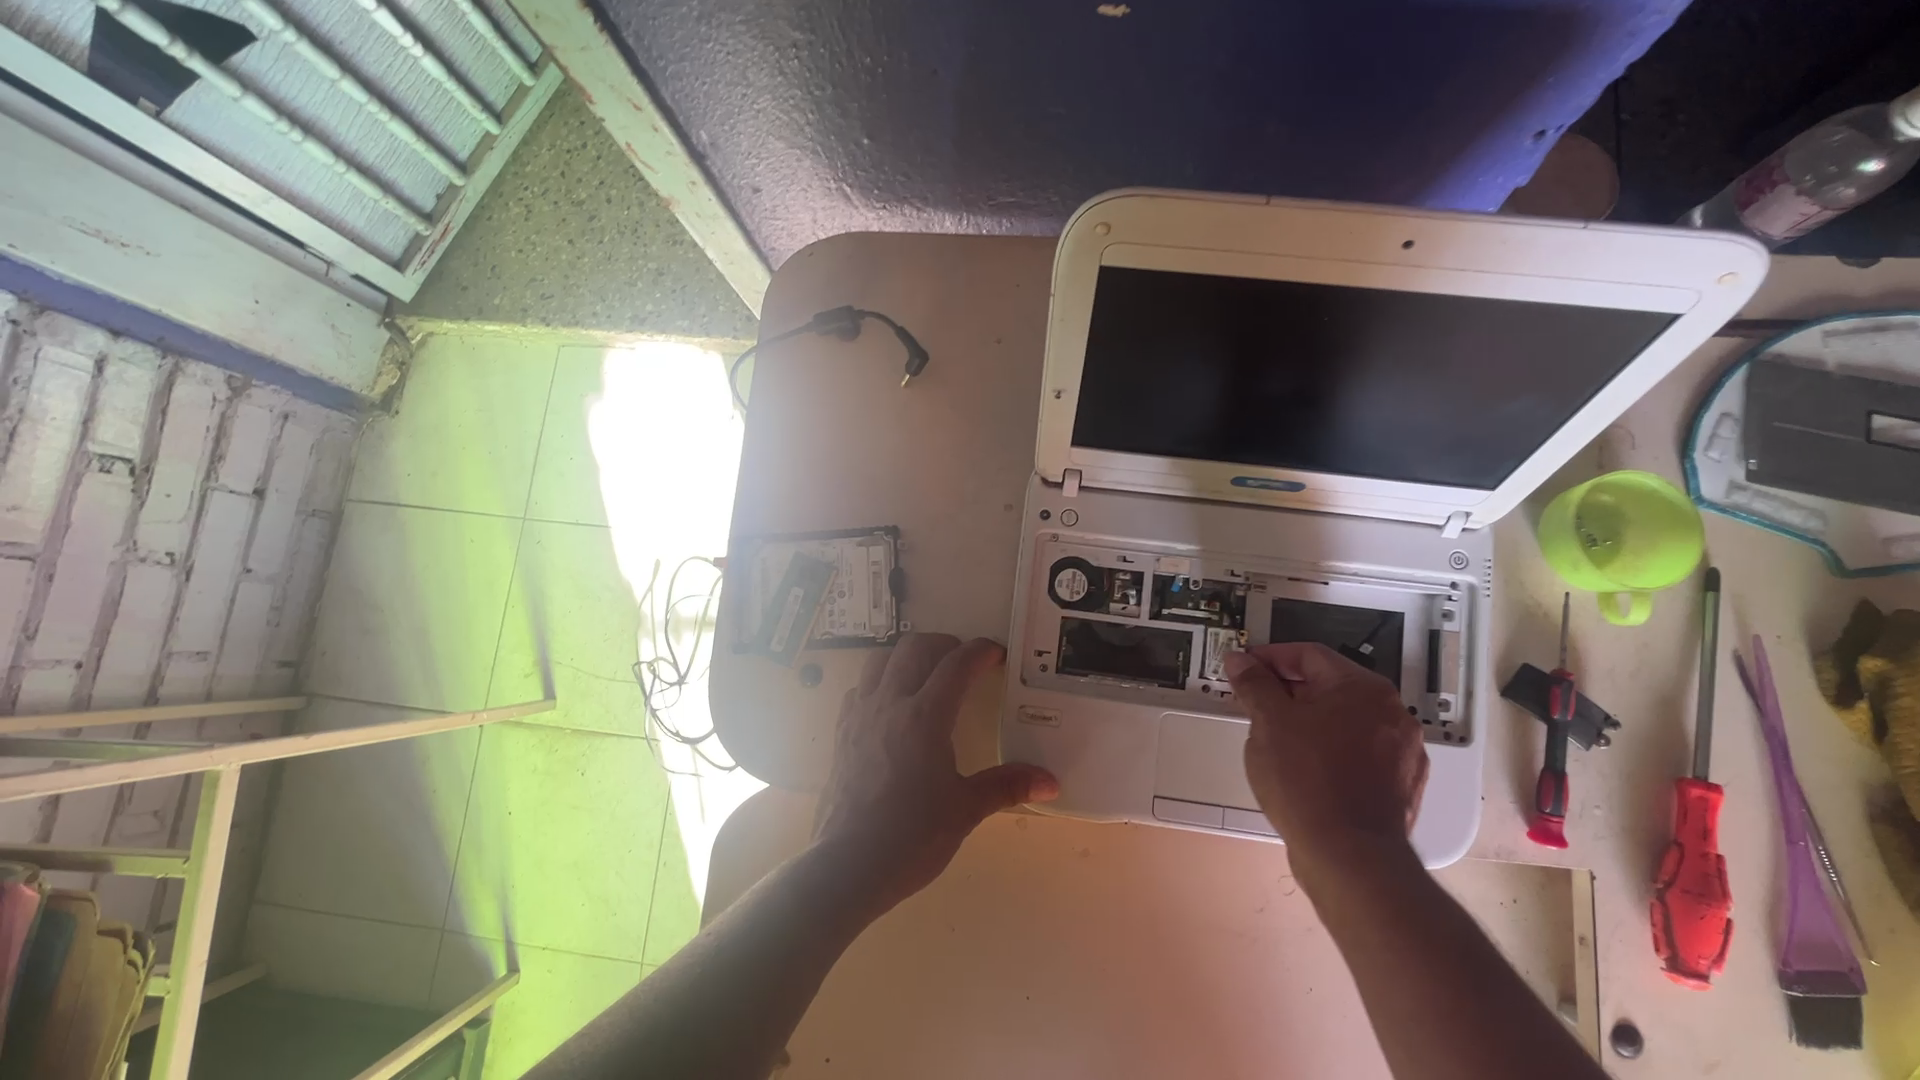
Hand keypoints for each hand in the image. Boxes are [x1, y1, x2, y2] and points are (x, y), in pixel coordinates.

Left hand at [813, 634, 1058, 914]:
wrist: (849, 866)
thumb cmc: (913, 836)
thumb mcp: (966, 809)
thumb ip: (1007, 786)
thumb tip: (1050, 781)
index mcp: (925, 715)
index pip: (957, 664)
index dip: (981, 652)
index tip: (997, 655)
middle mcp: (889, 703)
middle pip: (914, 647)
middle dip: (944, 645)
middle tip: (965, 664)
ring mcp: (859, 715)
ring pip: (880, 660)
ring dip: (907, 656)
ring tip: (927, 676)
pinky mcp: (840, 733)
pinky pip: (860, 688)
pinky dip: (880, 682)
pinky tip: (892, 706)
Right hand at [1223, 643, 1428, 885]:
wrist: (1348, 855)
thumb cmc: (1308, 782)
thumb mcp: (1268, 723)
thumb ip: (1254, 685)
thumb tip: (1241, 662)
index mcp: (1364, 688)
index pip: (1309, 655)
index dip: (1270, 658)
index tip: (1244, 668)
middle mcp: (1393, 714)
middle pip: (1331, 687)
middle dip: (1289, 693)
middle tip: (1255, 704)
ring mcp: (1402, 753)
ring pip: (1345, 723)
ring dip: (1310, 724)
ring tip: (1276, 741)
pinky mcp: (1400, 787)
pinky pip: (1359, 756)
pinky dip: (1330, 754)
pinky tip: (1305, 772)